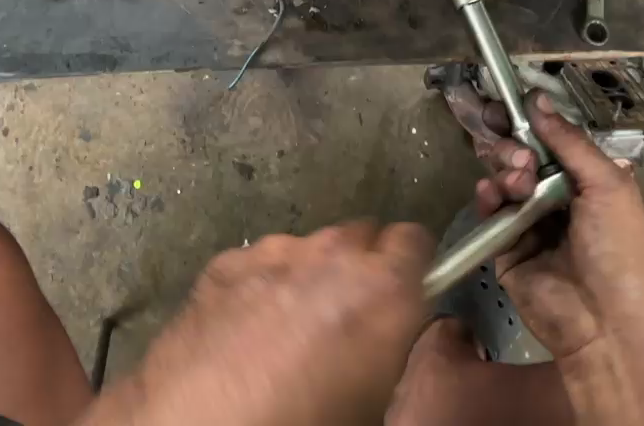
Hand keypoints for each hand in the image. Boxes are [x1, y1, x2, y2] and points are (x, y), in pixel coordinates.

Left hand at [81, 221, 433, 425]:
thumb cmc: (303, 424)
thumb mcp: (375, 402)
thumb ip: (394, 344)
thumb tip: (397, 331)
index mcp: (383, 289)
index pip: (417, 240)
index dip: (413, 266)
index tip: (406, 293)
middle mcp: (332, 255)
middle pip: (362, 237)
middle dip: (361, 268)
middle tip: (348, 320)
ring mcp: (274, 251)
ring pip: (311, 246)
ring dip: (312, 274)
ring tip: (292, 330)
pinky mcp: (226, 261)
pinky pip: (261, 259)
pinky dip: (264, 282)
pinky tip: (248, 328)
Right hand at [474, 94, 643, 364]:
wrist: (607, 325)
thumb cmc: (619, 250)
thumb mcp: (607, 186)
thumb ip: (569, 141)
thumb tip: (536, 97)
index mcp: (586, 179)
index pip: (550, 139)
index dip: (527, 121)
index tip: (504, 104)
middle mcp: (556, 195)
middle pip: (521, 154)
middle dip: (513, 145)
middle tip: (520, 157)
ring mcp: (529, 220)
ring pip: (503, 176)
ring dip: (504, 168)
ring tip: (517, 181)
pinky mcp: (506, 244)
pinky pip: (490, 209)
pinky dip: (487, 196)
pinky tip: (493, 194)